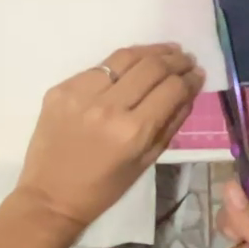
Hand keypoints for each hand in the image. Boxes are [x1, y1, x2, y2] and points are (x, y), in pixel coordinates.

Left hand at [14, 44, 204, 232]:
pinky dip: (120, 65)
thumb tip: (190, 91)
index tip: (197, 74)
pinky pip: (98, 68)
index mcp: (133, 131)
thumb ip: (171, 123)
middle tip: (186, 59)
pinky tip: (131, 68)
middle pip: (151, 67)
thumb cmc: (104, 188)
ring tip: (165, 51)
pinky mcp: (61, 88)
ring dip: (150, 51)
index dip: (190, 79)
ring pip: (124, 57)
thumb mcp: (146, 161)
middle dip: (175, 60)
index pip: (171, 89)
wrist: (51, 195)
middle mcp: (108, 106)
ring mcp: (81, 93)